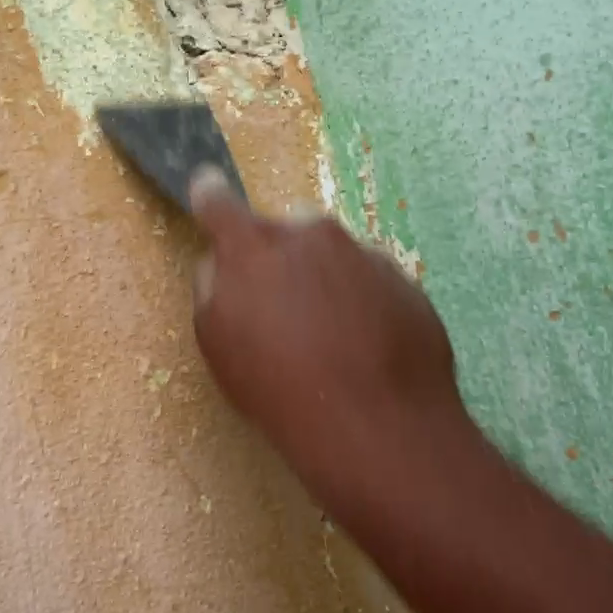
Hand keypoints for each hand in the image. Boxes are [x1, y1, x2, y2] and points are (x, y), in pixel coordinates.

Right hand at [188, 166, 473, 514]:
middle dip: (277, 257)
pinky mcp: (406, 282)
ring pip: (332, 255)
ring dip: (322, 280)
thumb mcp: (217, 346)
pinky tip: (362, 349)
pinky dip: (360, 302)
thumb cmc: (277, 388)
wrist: (376, 426)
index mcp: (254, 248)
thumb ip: (211, 290)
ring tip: (327, 340)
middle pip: (284, 231)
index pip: (219, 205)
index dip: (208, 196)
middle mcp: (311, 236)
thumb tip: (220, 266)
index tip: (206, 185)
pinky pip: (370, 281)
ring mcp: (365, 255)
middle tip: (279, 308)